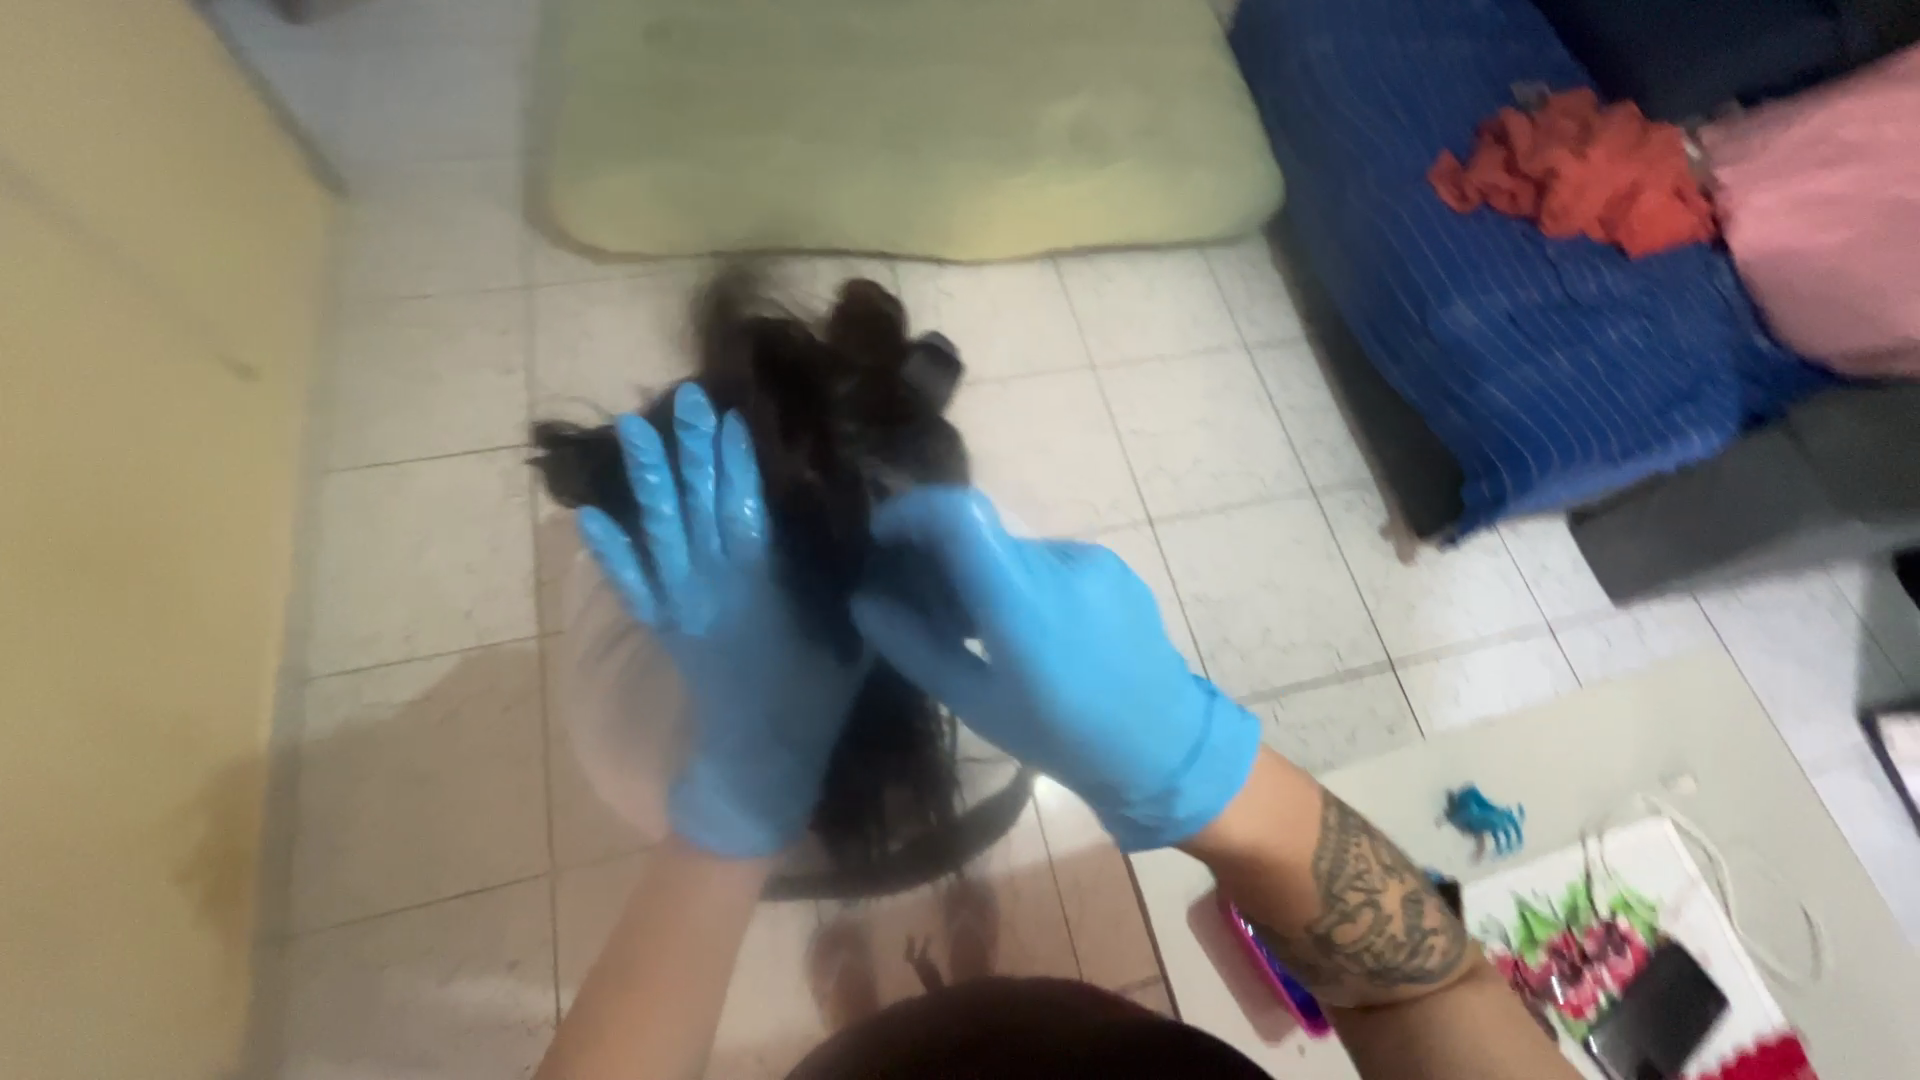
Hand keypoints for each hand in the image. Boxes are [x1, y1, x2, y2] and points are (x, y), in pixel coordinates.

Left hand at [576, 385, 867, 857]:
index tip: (728, 415)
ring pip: (658, 533)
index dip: (734, 461)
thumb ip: (853, 580)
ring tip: (630, 429)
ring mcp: (681, 606)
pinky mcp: (663, 628)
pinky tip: (589, 517)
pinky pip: (630, 584)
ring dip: (645, 482)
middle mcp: (714, 586)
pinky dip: (609, 551)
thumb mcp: (853, 636)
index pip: (744, 508)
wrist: (759, 761)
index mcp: (763, 586)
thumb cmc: (815, 696)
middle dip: (692, 451)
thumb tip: (864, 524)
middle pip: (698, 507)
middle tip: (682, 398)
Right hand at [849, 488, 1259, 850]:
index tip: (882, 540)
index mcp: (1020, 595)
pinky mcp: (1111, 567)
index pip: (958, 512)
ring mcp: (1090, 559)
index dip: (910, 511)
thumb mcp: (977, 703)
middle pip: (978, 530)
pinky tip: (1024, 630)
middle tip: (918, 602)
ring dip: (978, 572)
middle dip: (936, 554)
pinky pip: (1045, 560)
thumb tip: (865, 602)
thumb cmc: (1063, 737)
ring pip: (1010, 547)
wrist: (1166, 747)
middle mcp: (1058, 559)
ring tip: (972, 627)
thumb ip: (916, 646)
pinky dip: (1016, 580)